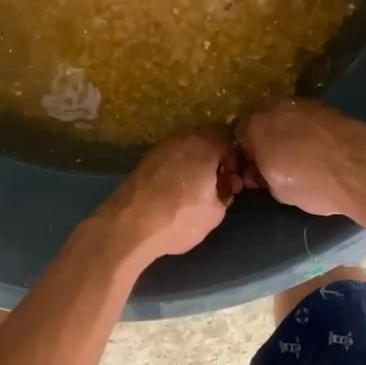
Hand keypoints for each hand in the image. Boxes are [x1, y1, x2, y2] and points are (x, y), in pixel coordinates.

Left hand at [87, 127, 239, 263]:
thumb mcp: (215, 212)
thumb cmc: (180, 217)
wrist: (130, 225)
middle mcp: (181, 139)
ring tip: (198, 190)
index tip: (234, 181)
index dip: (236, 160)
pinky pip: (171, 159)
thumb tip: (224, 186)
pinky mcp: (145, 161)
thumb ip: (225, 193)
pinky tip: (177, 191)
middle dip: (215, 159)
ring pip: (186, 149)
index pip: (228, 140)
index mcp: (204, 145)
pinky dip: (178, 169)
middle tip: (218, 184)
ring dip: (195, 164)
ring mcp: (160, 148)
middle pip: (206, 141)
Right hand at [235, 99, 365, 218]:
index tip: (255, 168)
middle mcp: (278, 108)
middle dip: (267, 139)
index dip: (246, 152)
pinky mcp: (330, 108)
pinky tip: (322, 151)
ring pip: (288, 118)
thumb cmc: (312, 184)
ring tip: (303, 157)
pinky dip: (311, 132)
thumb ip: (262, 176)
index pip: (239, 133)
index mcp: (257, 126)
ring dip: (290, 133)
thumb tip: (259, 173)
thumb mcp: (278, 190)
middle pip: (264, 120)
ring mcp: (306, 105)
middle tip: (277, 162)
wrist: (363, 170)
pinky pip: (310, 120)